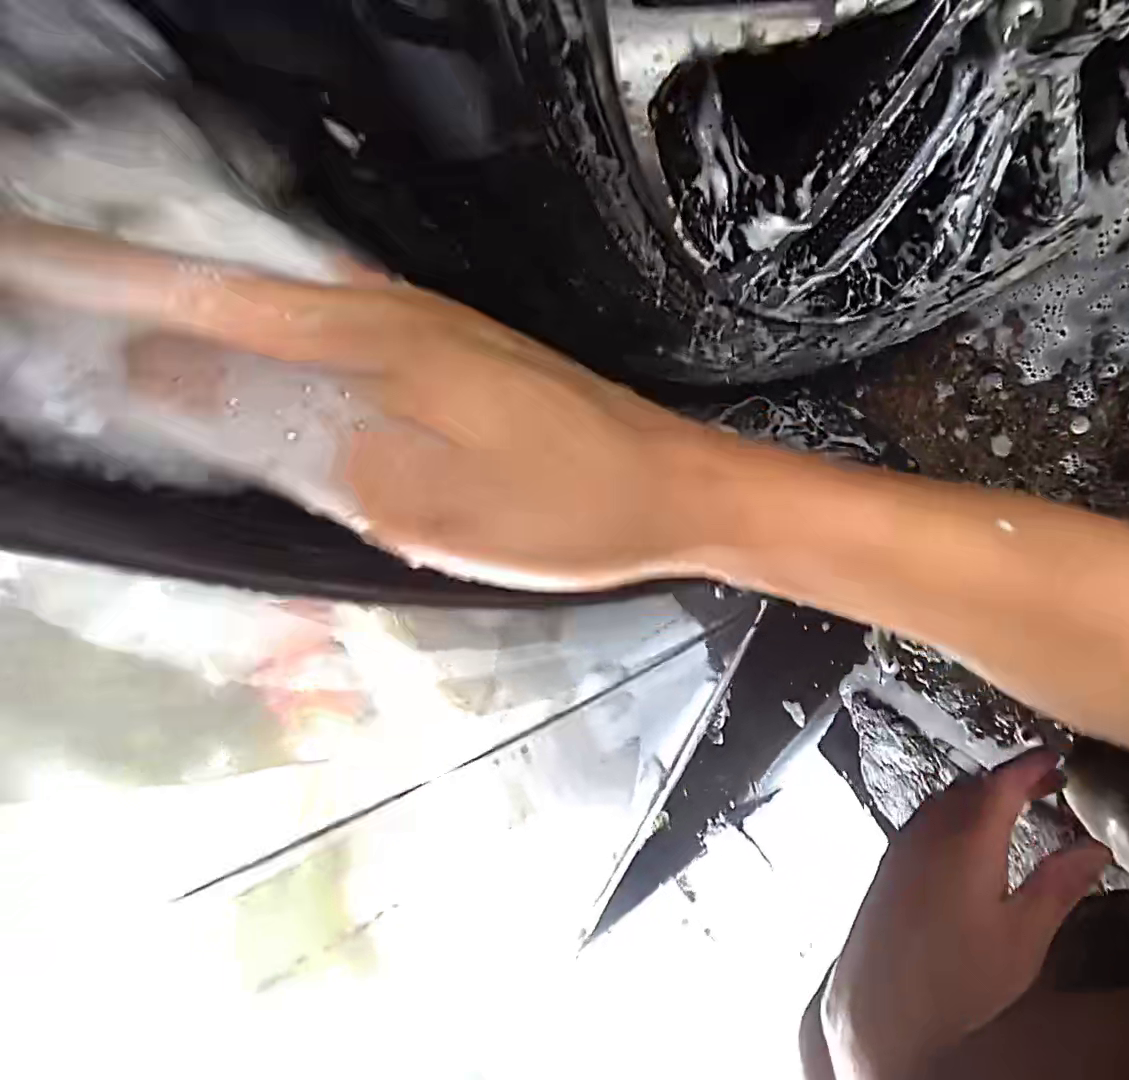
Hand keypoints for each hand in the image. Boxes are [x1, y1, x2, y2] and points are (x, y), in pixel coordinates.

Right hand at [0, 219, 738, 589]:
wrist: (685, 490)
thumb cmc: (573, 508)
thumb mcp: (425, 502)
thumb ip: (296, 442)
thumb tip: (173, 377)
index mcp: (380, 342)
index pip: (196, 294)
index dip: (84, 284)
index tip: (12, 278)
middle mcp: (415, 318)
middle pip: (251, 293)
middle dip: (148, 300)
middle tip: (70, 318)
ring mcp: (462, 336)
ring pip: (317, 316)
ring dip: (231, 321)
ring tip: (155, 343)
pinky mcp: (495, 363)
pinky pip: (375, 341)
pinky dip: (315, 349)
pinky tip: (300, 372)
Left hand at [823, 750, 1111, 1078]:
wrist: (875, 1011)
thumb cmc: (956, 978)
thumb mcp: (1022, 937)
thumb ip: (1060, 884)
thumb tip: (1096, 849)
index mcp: (972, 835)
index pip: (1007, 780)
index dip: (1034, 764)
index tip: (1056, 757)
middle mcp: (936, 826)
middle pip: (980, 783)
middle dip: (1015, 778)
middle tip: (1045, 785)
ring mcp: (908, 840)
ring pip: (953, 796)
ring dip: (985, 793)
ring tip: (1013, 807)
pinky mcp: (891, 859)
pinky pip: (931, 814)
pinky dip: (959, 810)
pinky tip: (969, 837)